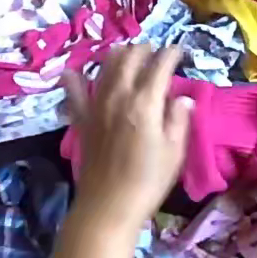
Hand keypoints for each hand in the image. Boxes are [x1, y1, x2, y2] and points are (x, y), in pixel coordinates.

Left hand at [63, 44, 192, 237]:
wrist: (107, 208)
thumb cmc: (148, 182)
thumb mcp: (174, 151)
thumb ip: (178, 119)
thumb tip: (183, 98)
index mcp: (145, 103)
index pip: (159, 66)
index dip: (171, 54)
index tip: (179, 51)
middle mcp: (118, 96)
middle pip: (130, 58)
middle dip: (145, 49)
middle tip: (156, 51)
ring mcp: (96, 106)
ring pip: (105, 67)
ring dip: (119, 55)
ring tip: (129, 54)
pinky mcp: (82, 119)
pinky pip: (74, 92)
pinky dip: (74, 79)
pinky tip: (73, 71)